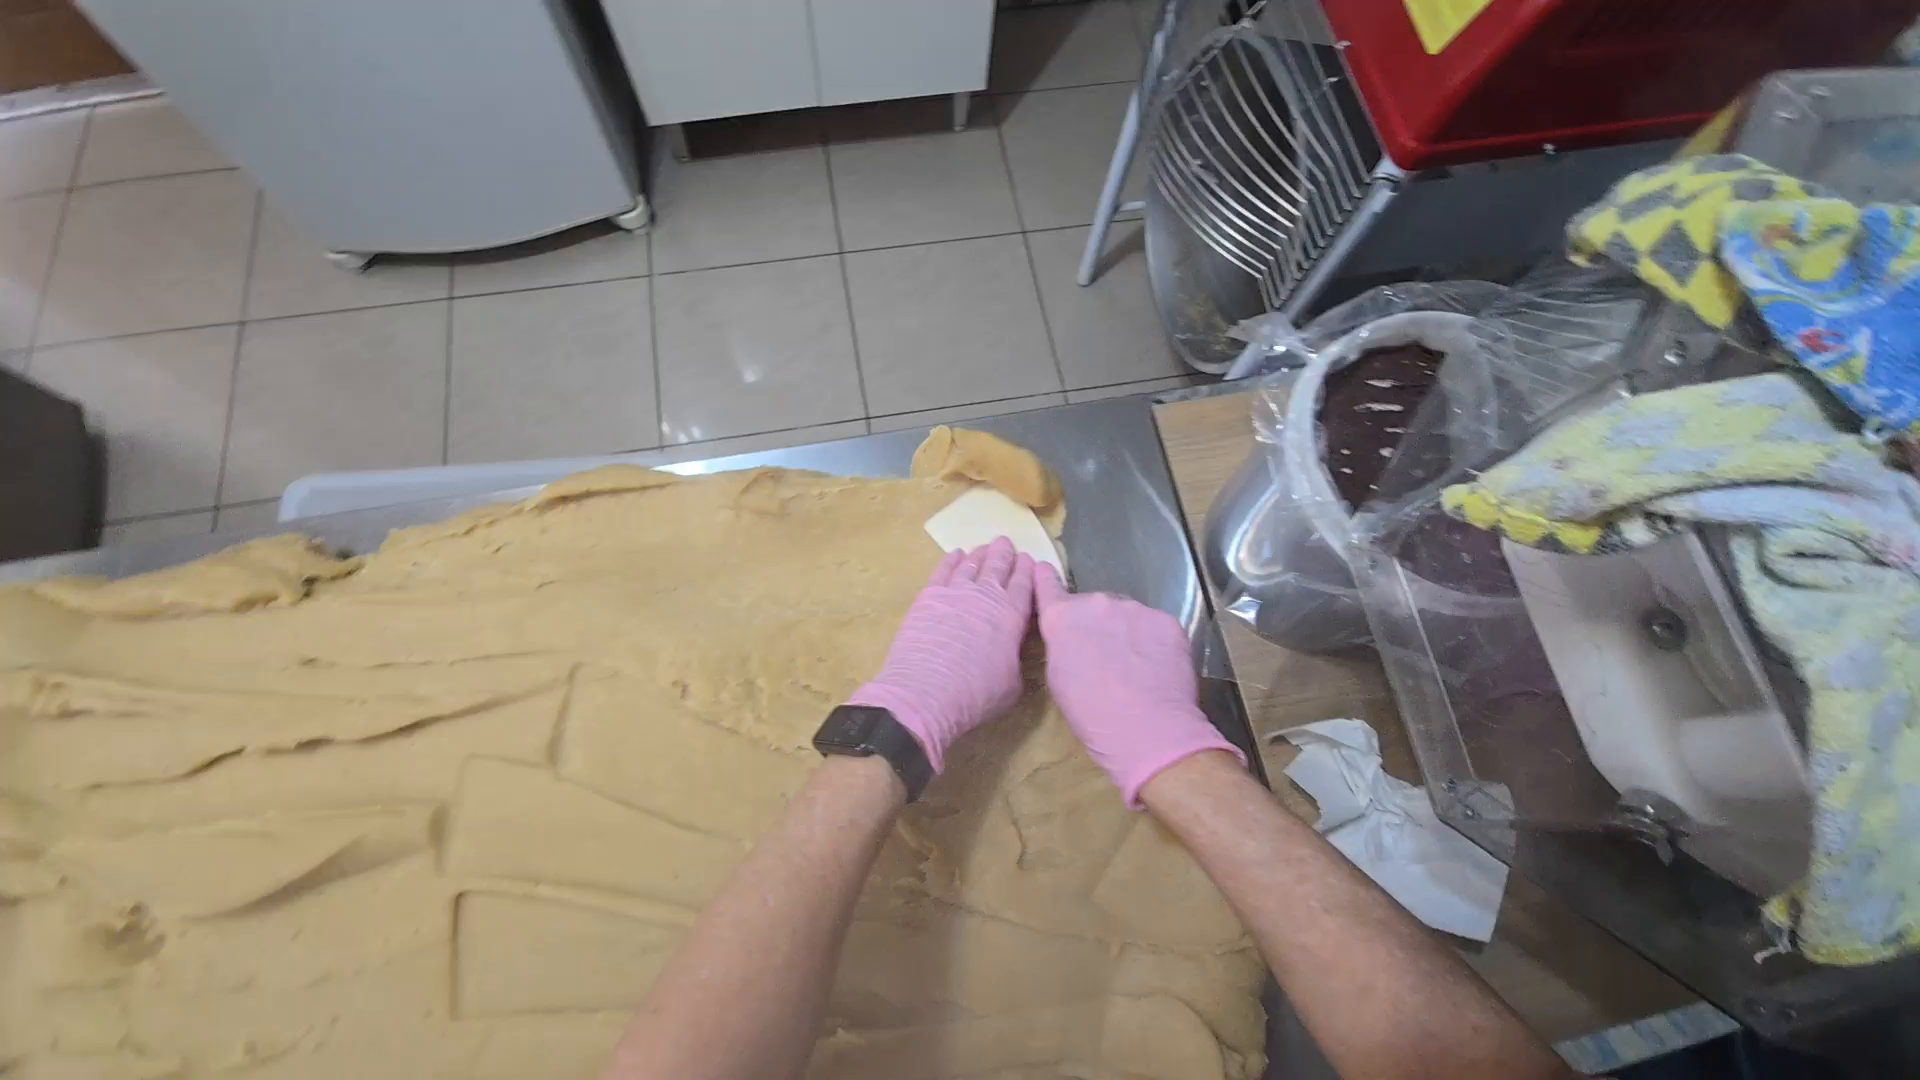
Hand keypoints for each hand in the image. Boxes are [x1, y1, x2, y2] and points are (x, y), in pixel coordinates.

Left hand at [847, 537, 1035, 771]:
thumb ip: (1015, 658)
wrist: (926, 692)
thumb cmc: (976, 695)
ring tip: (984, 548)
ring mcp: (955, 592)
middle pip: (998, 567)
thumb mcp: (1013, 683)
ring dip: (979, 555)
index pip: (1024, 584)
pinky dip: (951, 560)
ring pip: (971, 565)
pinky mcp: (929, 597)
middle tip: (1006, 543)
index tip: (1028, 558)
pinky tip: (955, 554)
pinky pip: (942, 570)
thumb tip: (1012, 650)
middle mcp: (986, 596)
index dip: (1027, 569)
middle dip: (1004, 554)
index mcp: (1012, 615)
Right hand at [1034, 567, 1244, 806]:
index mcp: (1063, 618)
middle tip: (1103, 656)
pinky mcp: (1166, 620)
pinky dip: (1152, 642)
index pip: (1047, 586)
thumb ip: (1061, 645)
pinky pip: (1153, 626)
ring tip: (1133, 666)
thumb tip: (1072, 636)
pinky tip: (1155, 667)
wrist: (1148, 730)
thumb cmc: (1091, 714)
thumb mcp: (1058, 679)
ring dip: (1125, 632)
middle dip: (1095, 624)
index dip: (1045, 580)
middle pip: (1092, 606)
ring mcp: (1135, 609)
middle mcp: (1097, 603)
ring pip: (1125, 615)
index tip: (1042, 570)